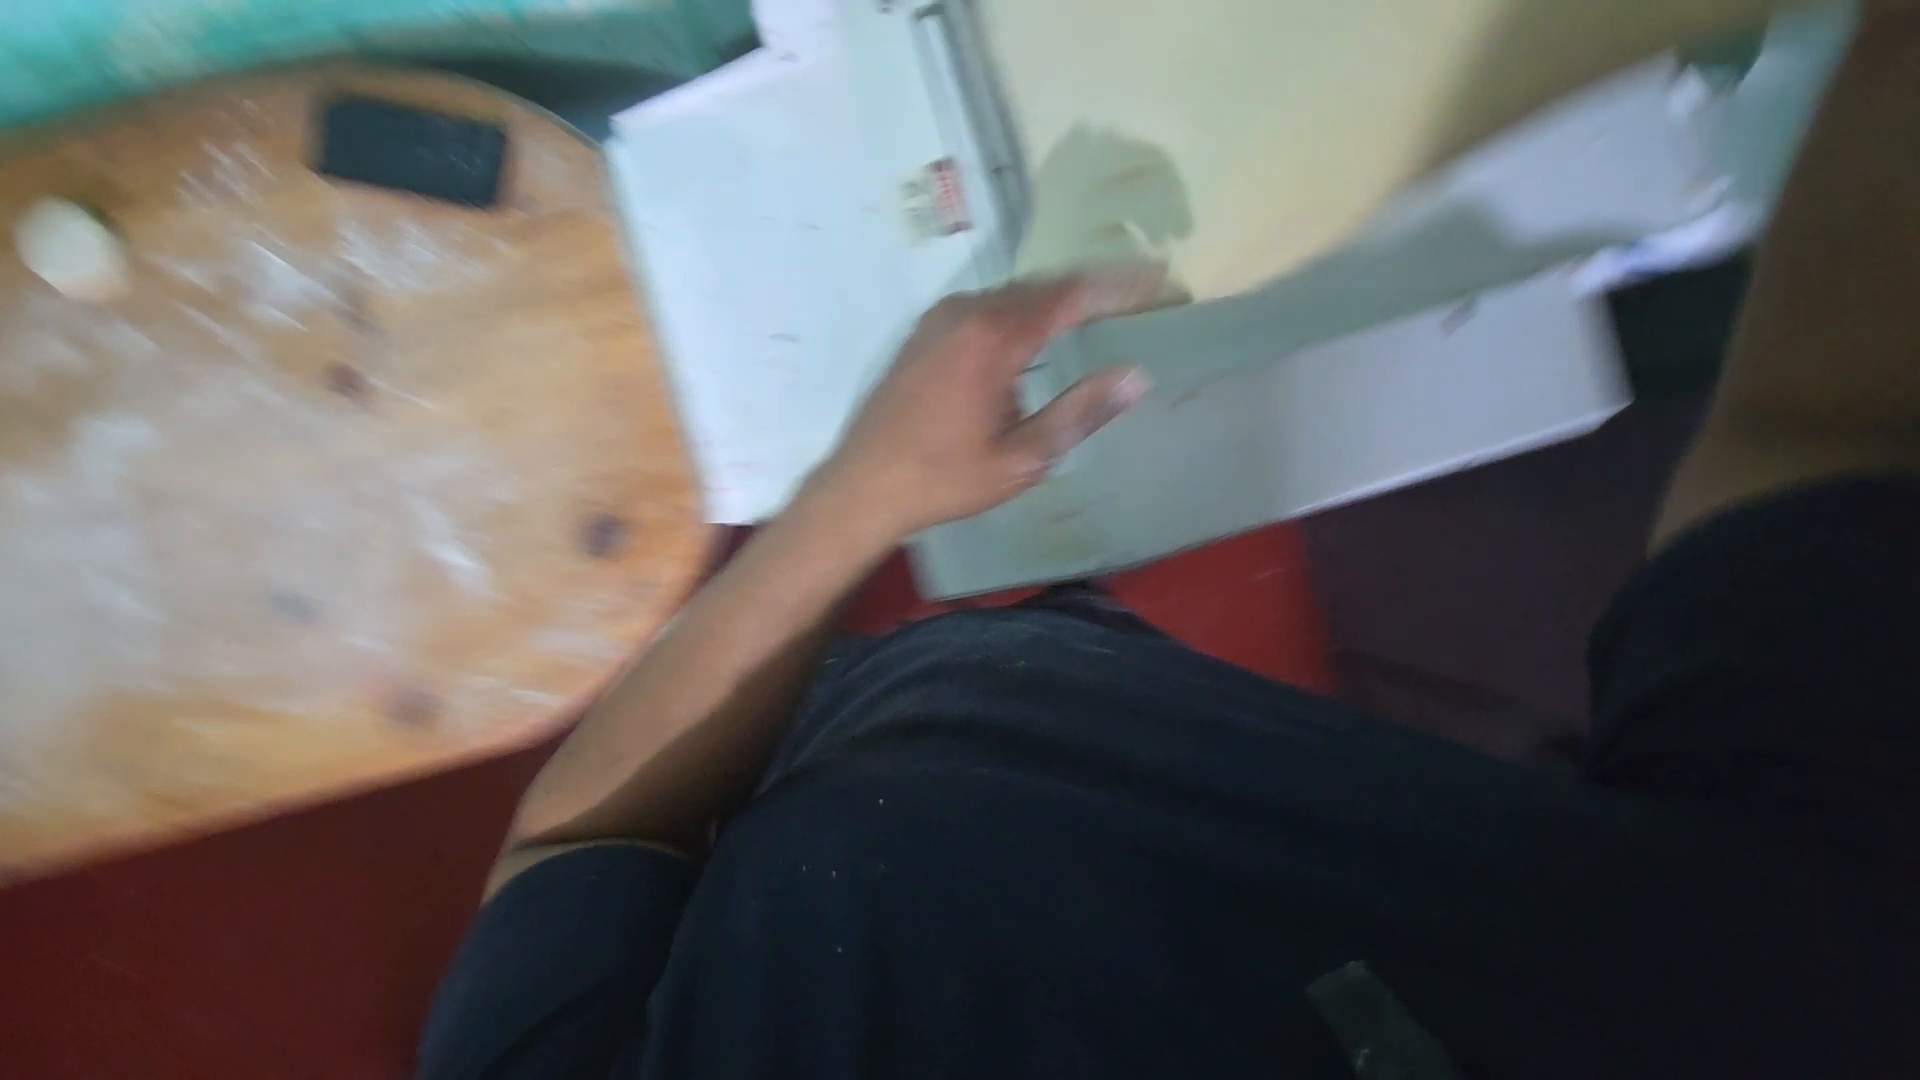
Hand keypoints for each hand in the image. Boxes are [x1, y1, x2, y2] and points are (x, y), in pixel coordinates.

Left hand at [808, 267, 1165, 542]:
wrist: (862, 486)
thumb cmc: (945, 478)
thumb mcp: (1023, 458)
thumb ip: (1080, 412)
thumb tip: (1135, 376)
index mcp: (994, 337)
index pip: (1071, 295)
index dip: (1118, 286)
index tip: (1158, 281)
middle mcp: (966, 313)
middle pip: (1042, 289)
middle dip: (1091, 291)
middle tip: (1135, 298)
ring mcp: (939, 320)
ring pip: (1011, 297)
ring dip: (1054, 303)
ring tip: (1097, 313)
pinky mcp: (924, 335)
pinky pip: (985, 310)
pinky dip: (1019, 314)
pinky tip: (1036, 335)